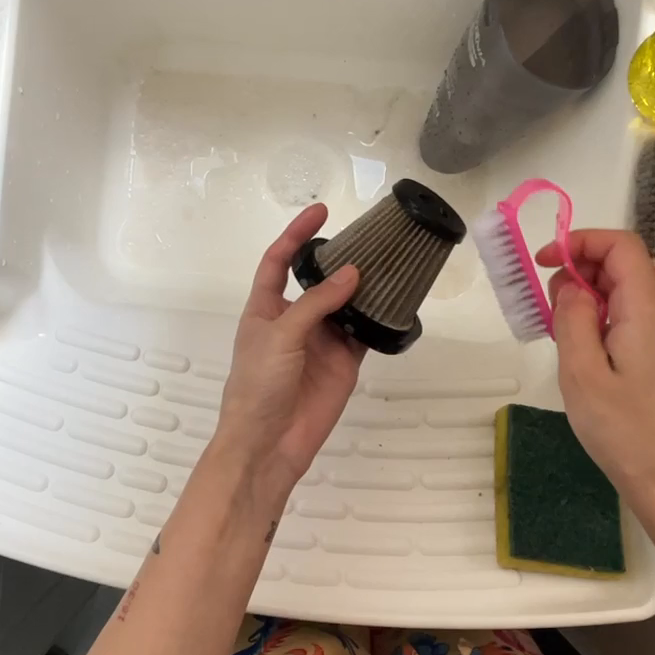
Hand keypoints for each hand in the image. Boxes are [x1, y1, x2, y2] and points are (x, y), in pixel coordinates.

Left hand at [211, 204, 365, 502]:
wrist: (269, 442)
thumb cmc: (259, 384)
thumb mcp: (280, 335)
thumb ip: (316, 303)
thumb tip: (353, 273)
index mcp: (265, 308)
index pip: (278, 262)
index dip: (295, 235)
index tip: (320, 211)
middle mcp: (294, 320)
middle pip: (318, 280)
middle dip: (339, 259)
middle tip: (370, 238)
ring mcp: (321, 341)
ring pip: (346, 305)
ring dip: (363, 286)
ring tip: (389, 260)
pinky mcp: (344, 363)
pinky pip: (363, 333)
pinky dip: (378, 317)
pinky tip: (395, 299)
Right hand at [534, 229, 654, 525]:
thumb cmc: (624, 431)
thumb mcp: (582, 374)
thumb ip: (572, 321)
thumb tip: (568, 286)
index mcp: (644, 312)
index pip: (620, 247)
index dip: (579, 242)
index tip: (542, 263)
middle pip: (619, 267)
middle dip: (575, 272)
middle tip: (543, 308)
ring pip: (617, 295)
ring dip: (580, 300)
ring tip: (553, 333)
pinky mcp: (654, 359)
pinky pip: (620, 321)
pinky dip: (591, 322)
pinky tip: (573, 353)